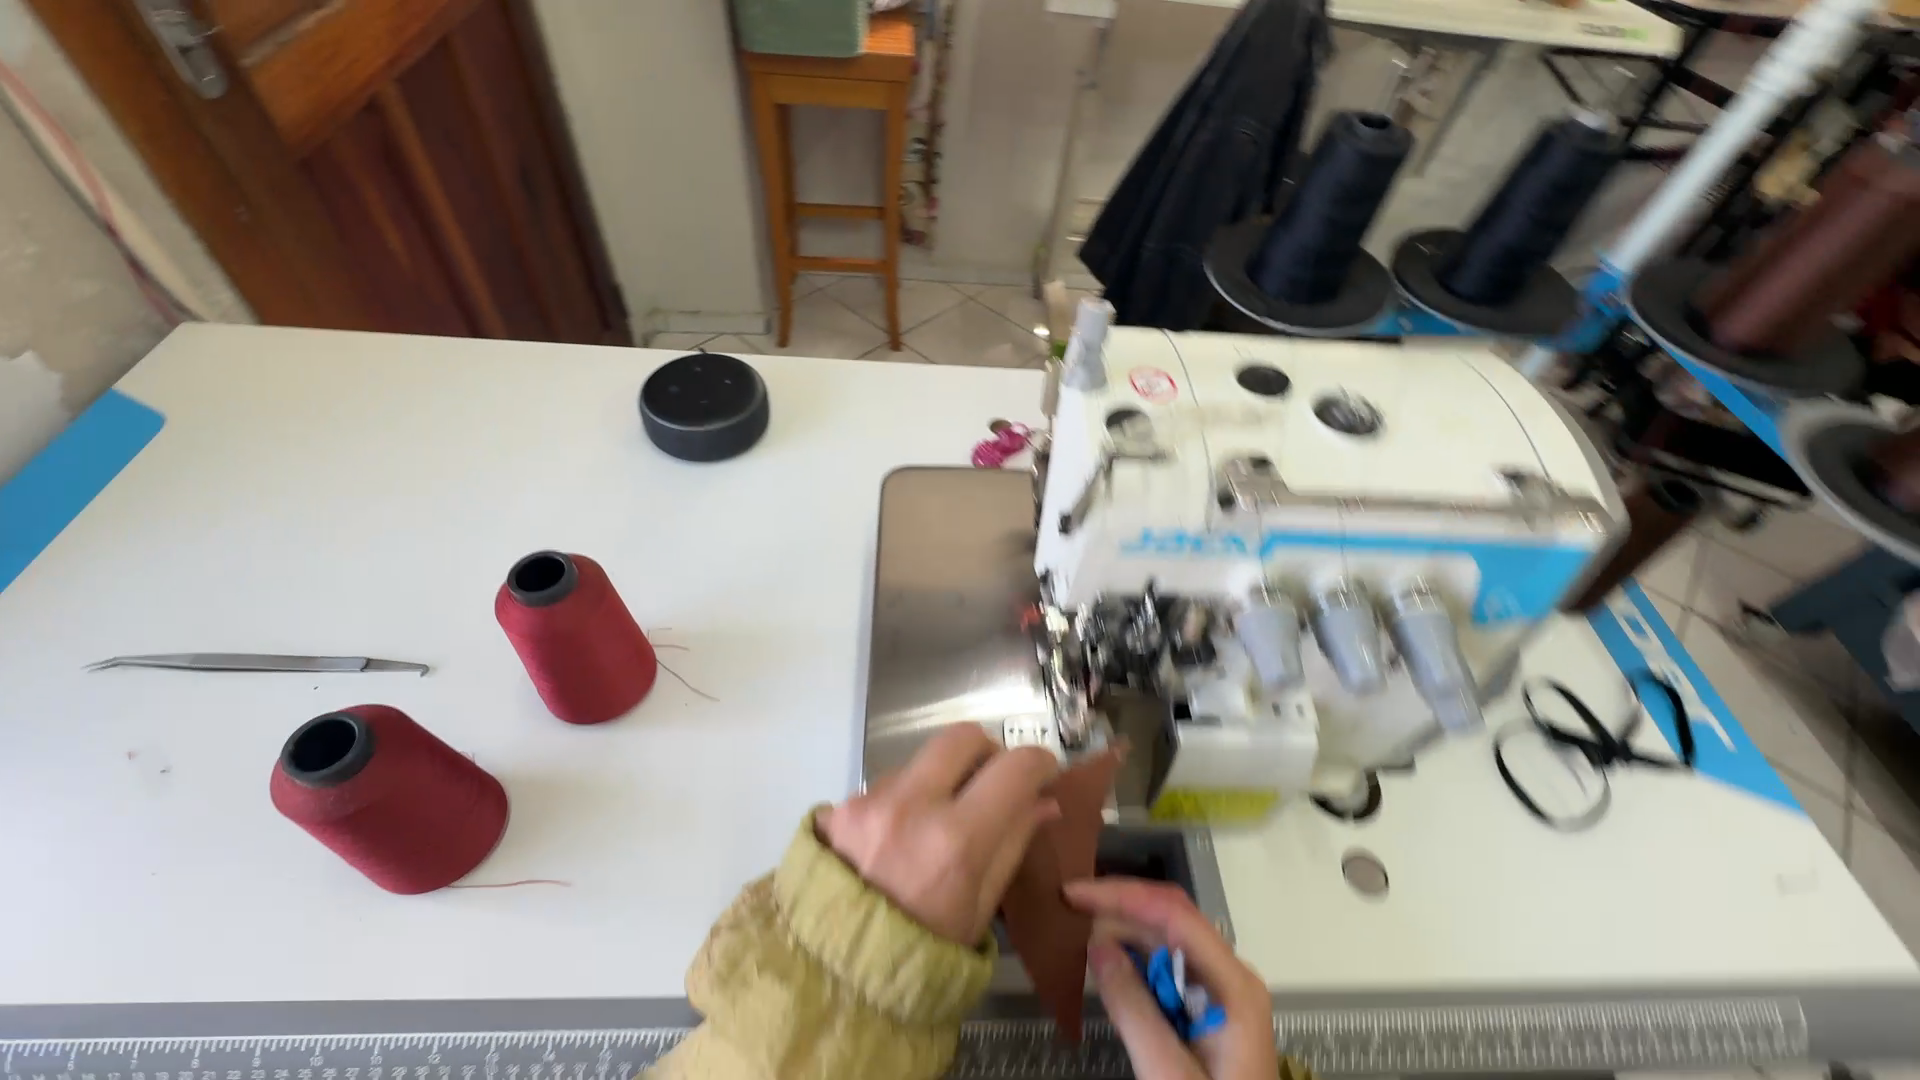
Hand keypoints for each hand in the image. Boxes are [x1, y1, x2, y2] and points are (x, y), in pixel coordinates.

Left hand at [818, 725, 1059, 944]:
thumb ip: (1012, 843)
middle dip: (987, 752)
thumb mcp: (980, 909)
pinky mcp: (840, 806)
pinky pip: (887, 784)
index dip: (1038, 762)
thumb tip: (1044, 800)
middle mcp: (911, 806)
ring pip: (922, 760)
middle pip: (963, 736)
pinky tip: (900, 839)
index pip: (1014, 768)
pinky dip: (906, 799)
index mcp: (956, 841)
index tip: (1042, 772)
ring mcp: (869, 801)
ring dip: (941, 779)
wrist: (834, 975)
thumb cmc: (924, 952)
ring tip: (938, 824)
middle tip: (993, 781)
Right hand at [1067, 878, 1276, 1079]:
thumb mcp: (1167, 1075)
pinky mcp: (1207, 1009)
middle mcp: (1230, 975)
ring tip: (1077, 927)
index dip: (1121, 896)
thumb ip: (1132, 1007)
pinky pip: (1167, 967)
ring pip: (1167, 939)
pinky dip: (1133, 958)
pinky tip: (1106, 962)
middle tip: (1067, 907)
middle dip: (1119, 906)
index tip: (1072, 895)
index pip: (1174, 914)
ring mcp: (1221, 991)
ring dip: (1122, 928)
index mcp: (1232, 984)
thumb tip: (1096, 944)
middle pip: (1171, 918)